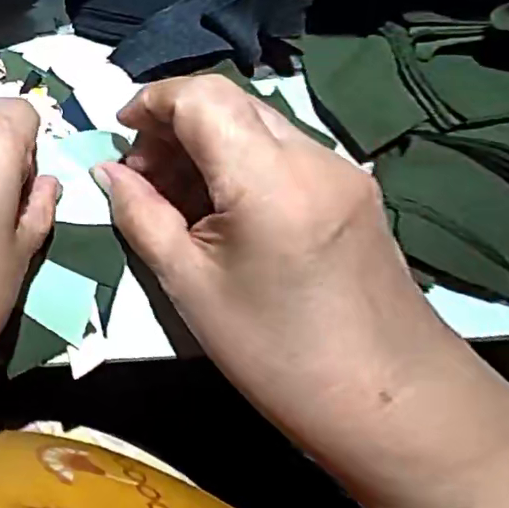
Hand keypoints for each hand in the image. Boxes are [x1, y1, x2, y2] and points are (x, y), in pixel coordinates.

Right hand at [94, 75, 482, 498]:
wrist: (401, 412)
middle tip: (144, 177)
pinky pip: (278, 149)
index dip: (152, 101)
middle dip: (172, 123)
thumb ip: (139, 214)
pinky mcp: (351, 187)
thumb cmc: (280, 354)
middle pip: (226, 100)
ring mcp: (338, 169)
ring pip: (252, 122)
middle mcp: (310, 156)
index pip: (200, 96)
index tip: (122, 134)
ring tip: (176, 198)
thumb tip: (107, 171)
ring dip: (203, 142)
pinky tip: (220, 210)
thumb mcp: (189, 285)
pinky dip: (235, 160)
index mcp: (269, 178)